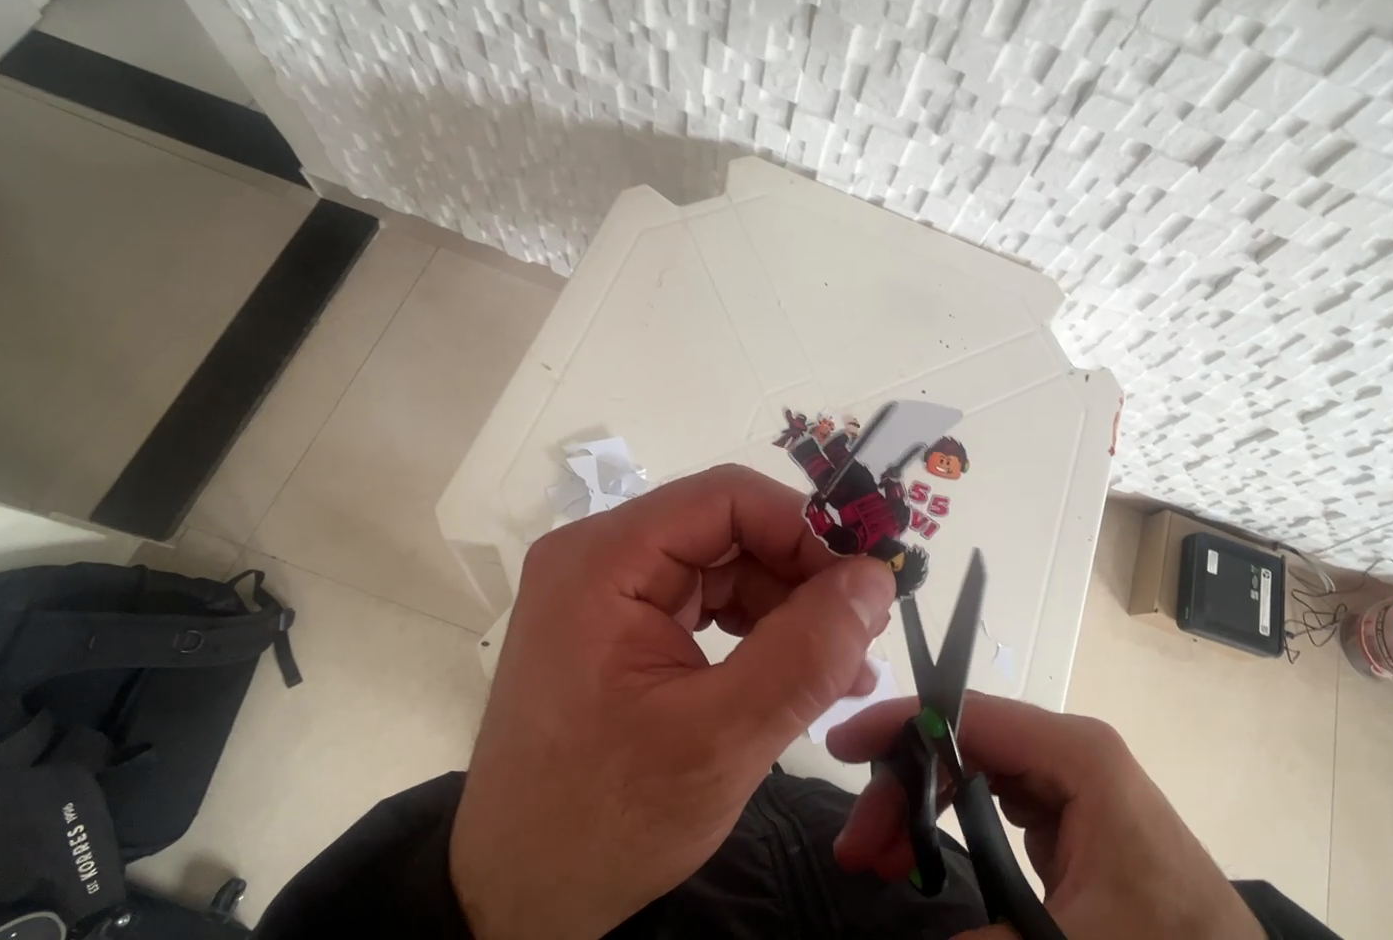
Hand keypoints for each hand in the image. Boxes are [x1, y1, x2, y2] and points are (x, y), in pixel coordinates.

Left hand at [450, 465, 895, 938]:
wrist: (517, 894)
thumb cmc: (605, 819)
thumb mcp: (721, 737)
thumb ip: (807, 652)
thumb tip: (875, 577)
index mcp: (603, 561)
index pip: (726, 498)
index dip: (803, 529)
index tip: (862, 586)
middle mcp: (600, 558)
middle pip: (728, 531)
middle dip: (802, 578)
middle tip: (860, 639)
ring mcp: (609, 594)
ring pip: (726, 567)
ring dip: (789, 611)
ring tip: (841, 671)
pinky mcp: (621, 629)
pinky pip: (707, 605)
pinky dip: (760, 634)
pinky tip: (799, 678)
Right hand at [827, 693, 1263, 939]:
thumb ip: (983, 937)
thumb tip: (908, 934)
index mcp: (1077, 755)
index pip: (970, 716)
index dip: (901, 725)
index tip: (844, 747)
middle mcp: (1070, 753)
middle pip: (962, 745)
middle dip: (902, 787)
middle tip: (856, 844)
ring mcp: (1070, 783)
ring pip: (971, 773)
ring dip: (918, 808)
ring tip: (875, 859)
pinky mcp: (1070, 818)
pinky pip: (992, 802)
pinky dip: (948, 824)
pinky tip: (917, 855)